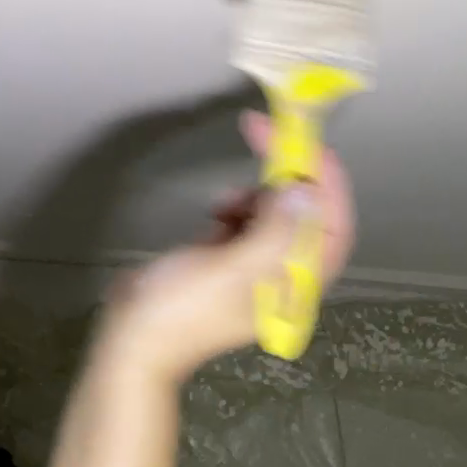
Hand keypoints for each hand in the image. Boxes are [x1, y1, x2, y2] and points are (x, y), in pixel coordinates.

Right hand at [98, 110, 355, 385]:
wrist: (135, 337)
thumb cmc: (183, 307)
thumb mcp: (231, 269)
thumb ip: (274, 232)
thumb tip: (304, 192)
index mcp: (296, 282)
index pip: (332, 225)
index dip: (325, 180)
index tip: (303, 141)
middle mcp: (283, 272)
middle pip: (303, 212)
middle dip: (287, 171)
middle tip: (258, 130)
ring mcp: (254, 265)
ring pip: (274, 212)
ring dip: (256, 193)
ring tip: (224, 200)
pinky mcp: (225, 258)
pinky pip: (247, 220)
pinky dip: (236, 206)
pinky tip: (214, 211)